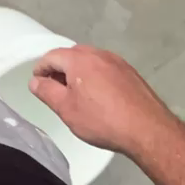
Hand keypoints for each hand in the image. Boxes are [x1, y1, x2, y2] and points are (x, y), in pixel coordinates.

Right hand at [29, 45, 184, 157]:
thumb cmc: (102, 120)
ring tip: (77, 93)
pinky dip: (96, 76)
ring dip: (79, 72)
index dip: (40, 69)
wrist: (148, 130)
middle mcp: (99, 54)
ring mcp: (118, 62)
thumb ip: (46, 91)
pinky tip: (99, 96)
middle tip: (55, 89)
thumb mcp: (66, 109)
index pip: (51, 56)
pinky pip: (106, 68)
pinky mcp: (131, 73)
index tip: (37, 83)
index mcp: (79, 60)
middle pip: (72, 55)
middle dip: (60, 68)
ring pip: (90, 61)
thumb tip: (35, 81)